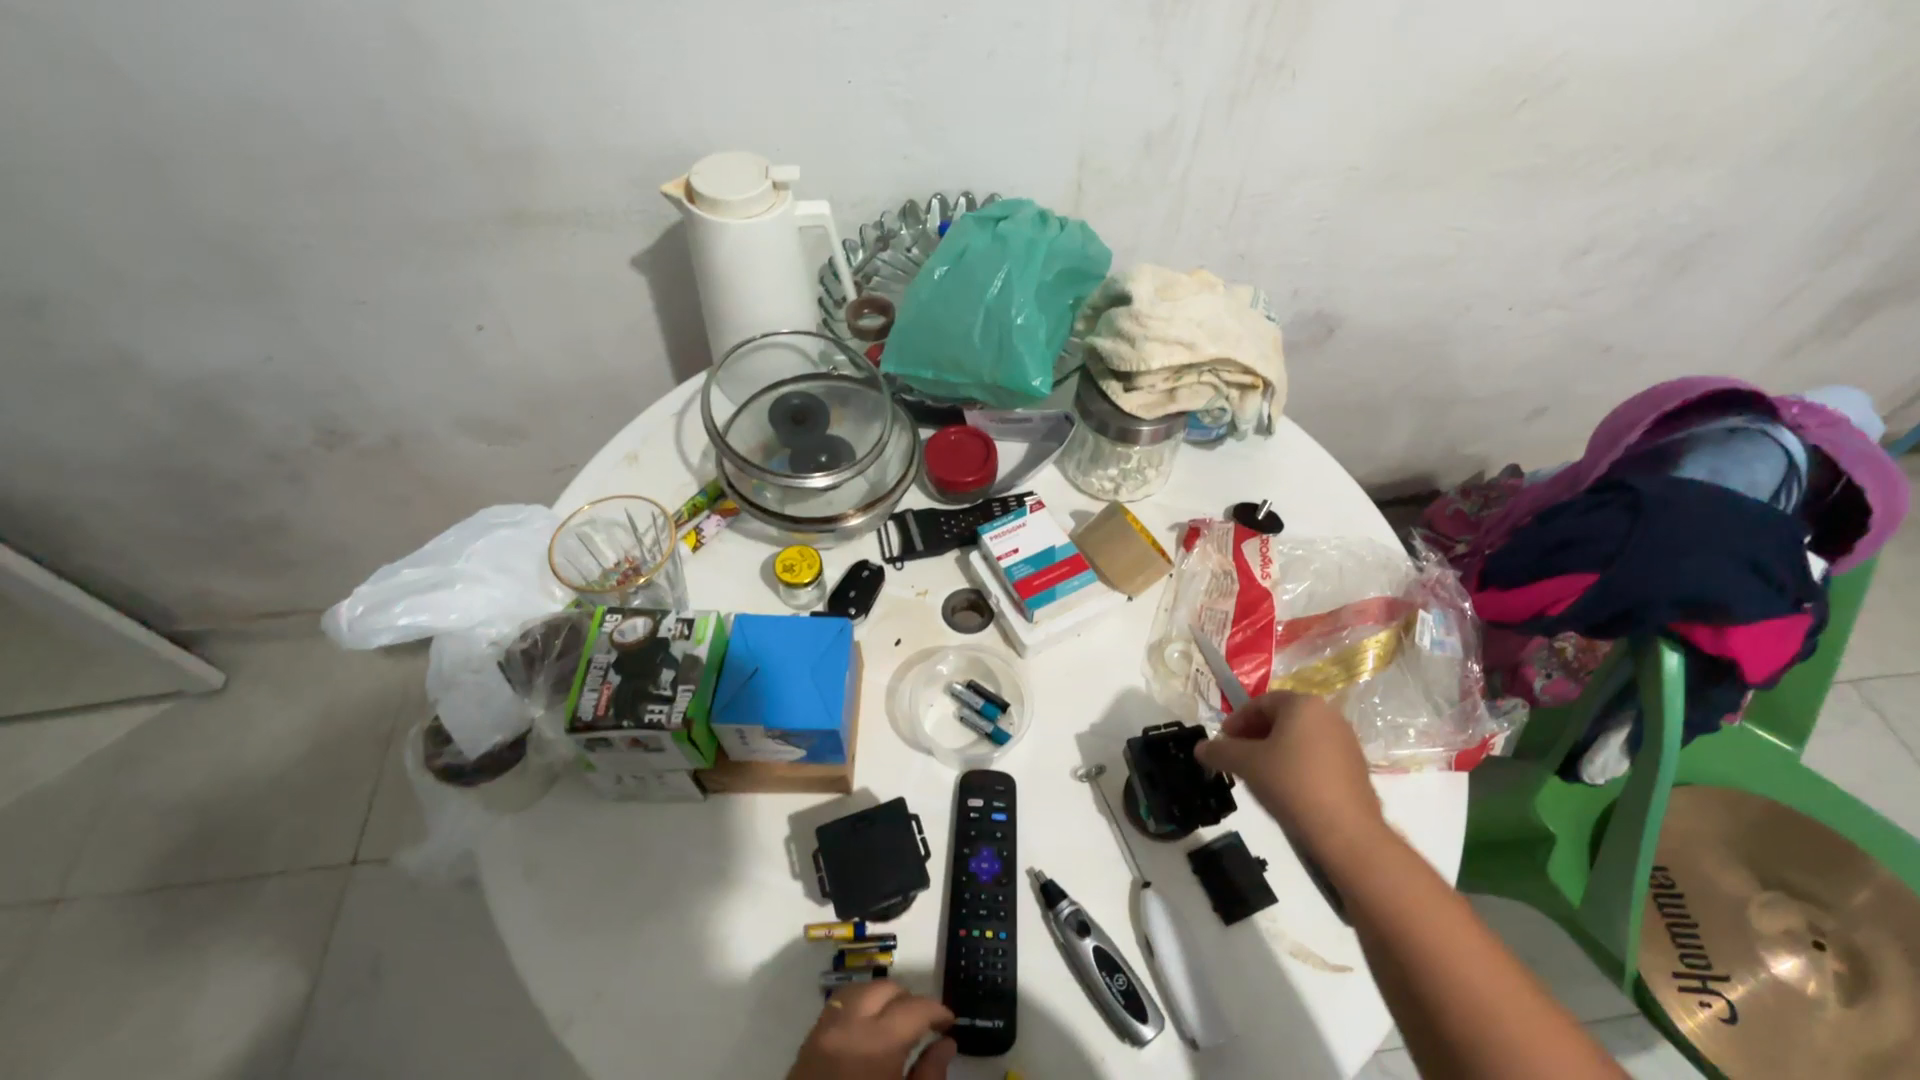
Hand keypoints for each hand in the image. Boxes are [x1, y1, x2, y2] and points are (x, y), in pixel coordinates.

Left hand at [786, 981, 956, 1079]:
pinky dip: (858, 1006)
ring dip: (881, 998)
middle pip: (885, 989)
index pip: (915, 1007)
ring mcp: (823, 1031)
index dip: (938, 1011)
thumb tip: (945, 1044)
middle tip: (924, 1024)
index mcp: (877, 1044)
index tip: (949, 1023)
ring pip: (859, 990)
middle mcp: (848, 1026)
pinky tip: (868, 1029)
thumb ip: (930, 1075)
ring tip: (895, 1022)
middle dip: (909, 1000)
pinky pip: (838, 1006)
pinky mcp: (807, 1042)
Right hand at [1195, 691, 1385, 865]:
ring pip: (1299, 738)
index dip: (1236, 721)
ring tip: (1258, 774)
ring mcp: (1346, 741)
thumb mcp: (1246, 764)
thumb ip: (1219, 751)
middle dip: (1254, 735)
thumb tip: (1199, 748)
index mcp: (1303, 704)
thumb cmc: (1291, 784)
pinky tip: (1286, 787)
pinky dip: (1296, 763)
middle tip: (1236, 757)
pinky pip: (1316, 755)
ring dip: (1274, 750)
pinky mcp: (1355, 766)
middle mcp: (1329, 714)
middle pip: (1282, 718)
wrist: (1345, 831)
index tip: (1222, 741)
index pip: (1261, 703)